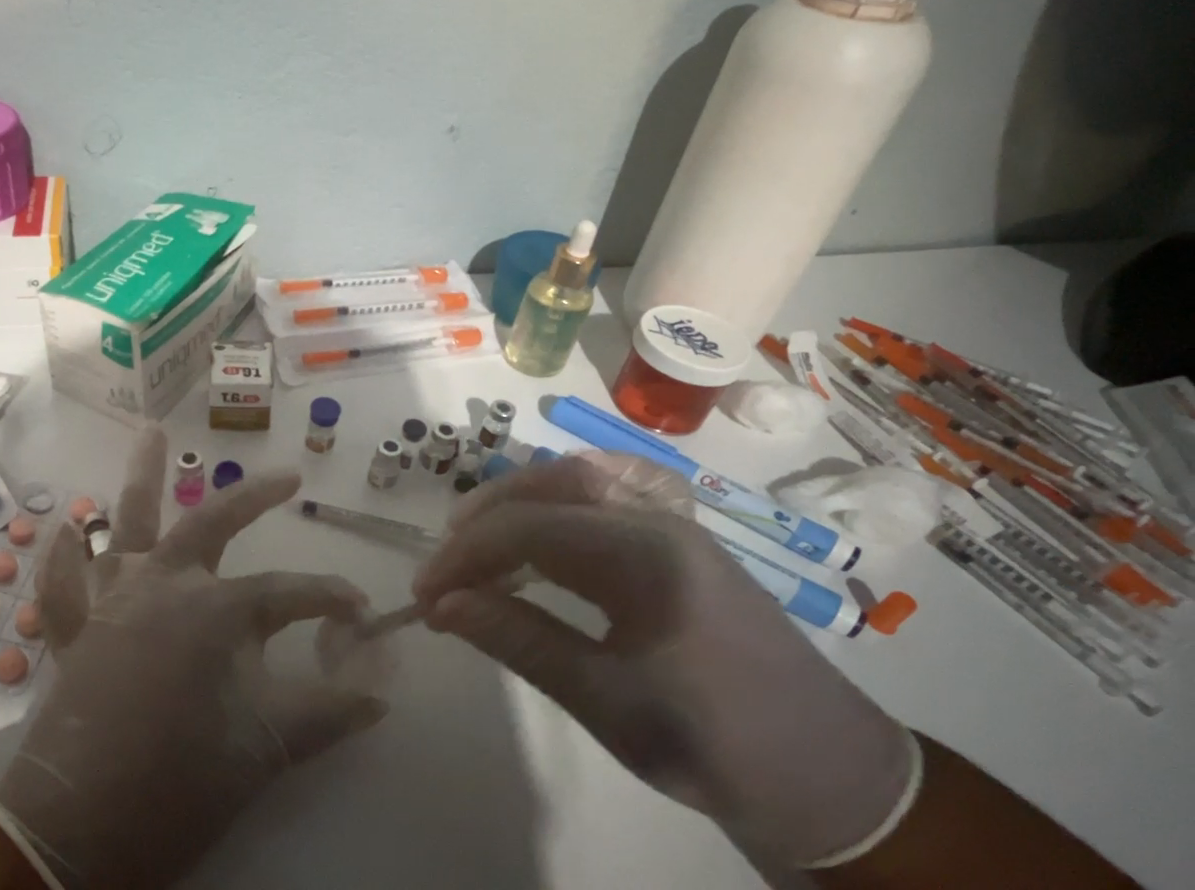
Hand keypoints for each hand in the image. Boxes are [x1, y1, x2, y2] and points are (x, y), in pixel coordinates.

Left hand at [0, 427, 388, 888]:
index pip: (290, 593)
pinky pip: (65, 585)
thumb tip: (383, 692)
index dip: (330, 601)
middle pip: (211, 523)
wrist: (78, 832)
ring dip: (140, 479)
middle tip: (286, 475)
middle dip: (253, 496)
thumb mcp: (268, 748)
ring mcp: (112, 604)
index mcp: (216, 610)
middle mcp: (163, 588)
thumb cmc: (180, 784)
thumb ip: (328, 711)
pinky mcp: (76, 633)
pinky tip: (69, 528)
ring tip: (150, 430)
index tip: (363, 615)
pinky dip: (67, 557)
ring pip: (126, 526)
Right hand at [413, 452, 913, 866]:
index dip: (464, 556)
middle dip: (486, 513)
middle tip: (445, 563)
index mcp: (646, 558)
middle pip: (554, 482)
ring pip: (582, 476)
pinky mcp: (684, 540)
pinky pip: (610, 492)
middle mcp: (662, 521)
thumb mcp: (606, 703)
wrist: (828, 774)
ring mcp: (679, 524)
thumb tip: (442, 604)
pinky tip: (541, 532)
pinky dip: (559, 501)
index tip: (423, 596)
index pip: (529, 528)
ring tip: (479, 540)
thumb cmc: (714, 744)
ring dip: (521, 499)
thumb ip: (519, 640)